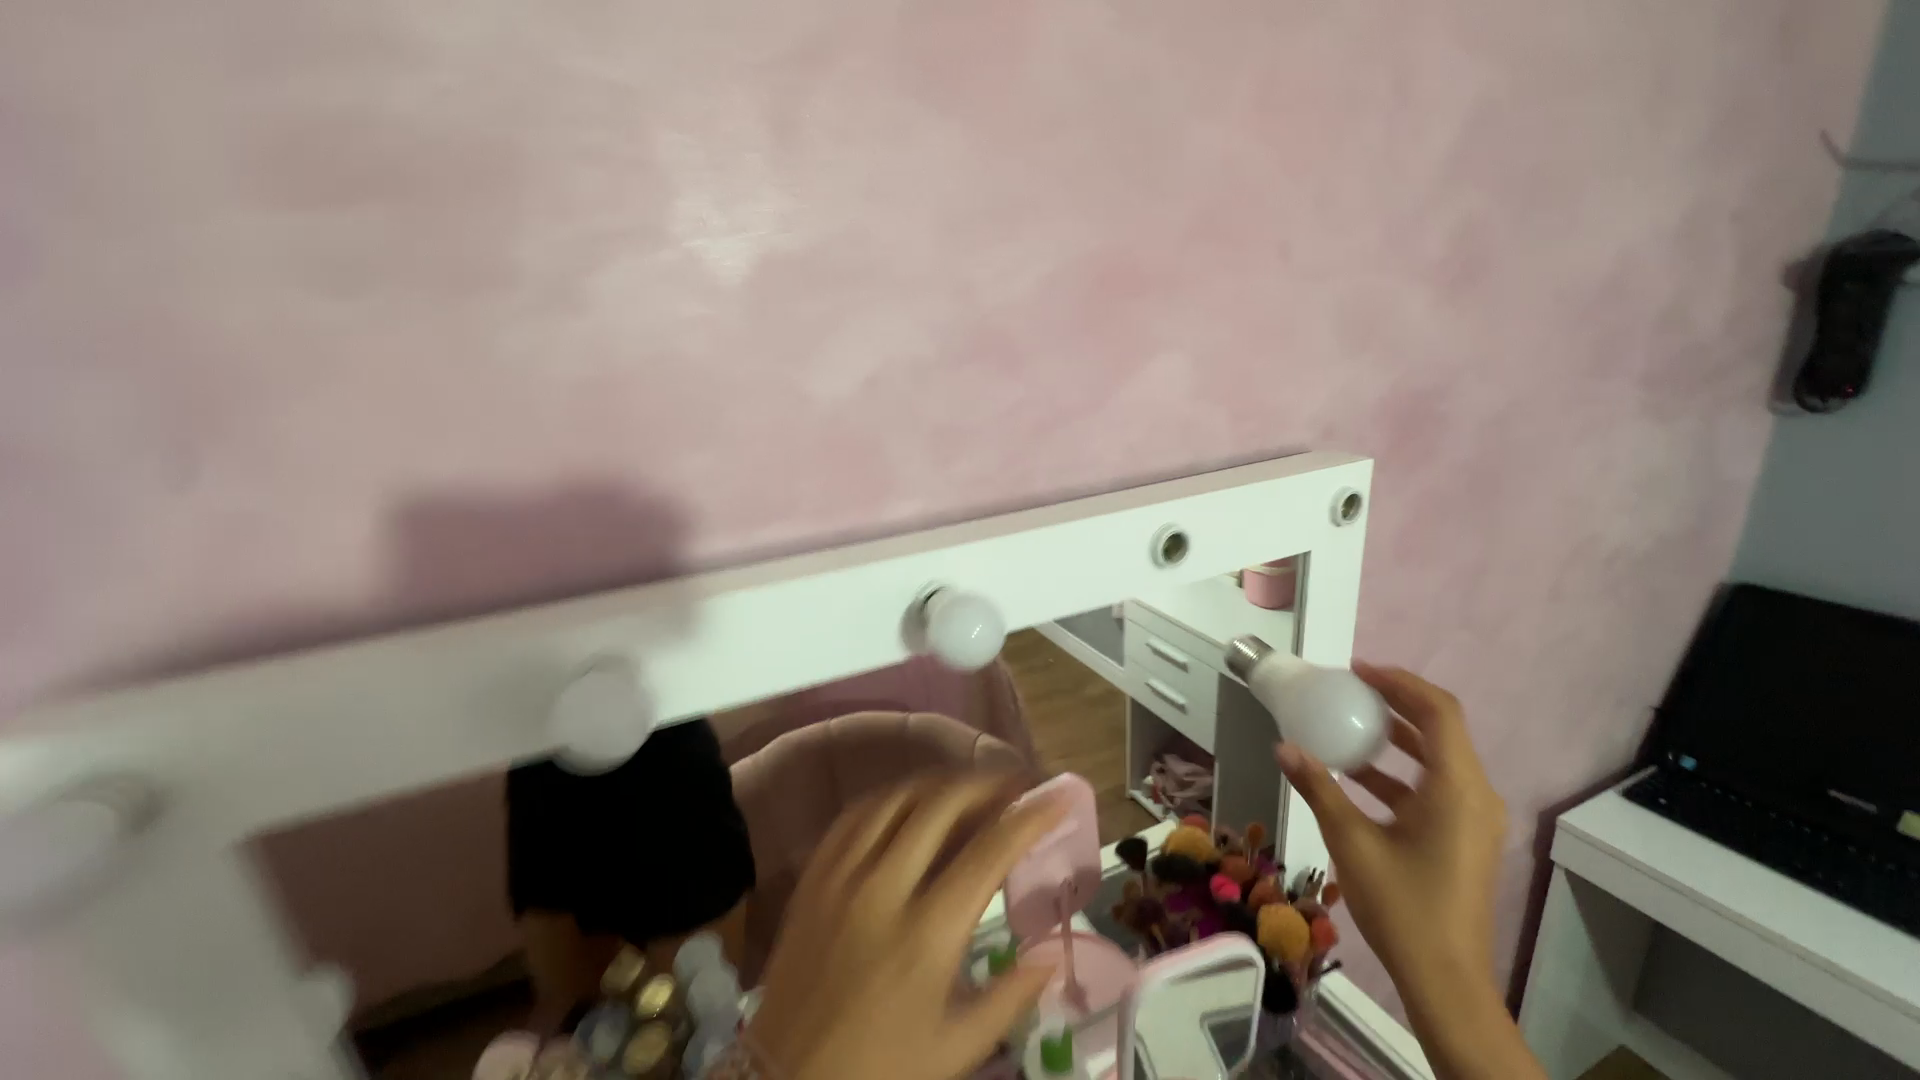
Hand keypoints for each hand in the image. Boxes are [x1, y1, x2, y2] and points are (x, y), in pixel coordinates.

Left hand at [746, 773, 1064, 1079]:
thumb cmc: (879, 1069)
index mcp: (927, 935)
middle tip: (1014, 785)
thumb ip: (1011, 997)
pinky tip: (909, 803)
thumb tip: (1052, 954)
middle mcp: (883, 890)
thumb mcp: (957, 1049)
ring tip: (968, 789)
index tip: (1058, 793)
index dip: (1030, 815)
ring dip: (939, 784)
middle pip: (941, 806)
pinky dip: (889, 798)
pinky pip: (853, 816)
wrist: (785, 1078)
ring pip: (895, 800)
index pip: (989, 852)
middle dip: (986, 785)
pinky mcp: (812, 877)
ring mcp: (841, 877)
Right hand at [1274, 663, 1505, 999]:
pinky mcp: (1463, 837)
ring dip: (1395, 737)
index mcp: (1456, 788)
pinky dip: (1399, 771)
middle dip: (1395, 703)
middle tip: (1351, 688)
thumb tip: (1284, 747)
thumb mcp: (1351, 841)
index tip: (1357, 671)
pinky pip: (1434, 786)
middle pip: (1441, 729)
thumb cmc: (1402, 905)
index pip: (1438, 712)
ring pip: (1437, 758)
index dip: (1399, 682)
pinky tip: (1356, 776)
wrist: (1444, 977)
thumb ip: (1319, 787)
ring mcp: (1473, 818)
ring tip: (1349, 724)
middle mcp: (1474, 795)